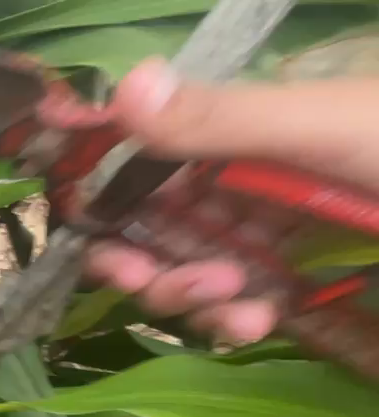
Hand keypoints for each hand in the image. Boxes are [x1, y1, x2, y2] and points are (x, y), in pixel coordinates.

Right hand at [53, 60, 378, 344]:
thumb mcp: (331, 128)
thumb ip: (224, 117)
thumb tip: (122, 86)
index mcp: (248, 140)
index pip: (141, 176)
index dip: (103, 209)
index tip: (91, 237)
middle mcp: (245, 189)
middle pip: (148, 236)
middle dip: (141, 265)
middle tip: (151, 279)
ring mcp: (268, 240)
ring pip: (180, 277)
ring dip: (185, 297)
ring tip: (230, 302)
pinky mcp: (292, 284)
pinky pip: (228, 309)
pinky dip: (228, 321)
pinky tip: (250, 324)